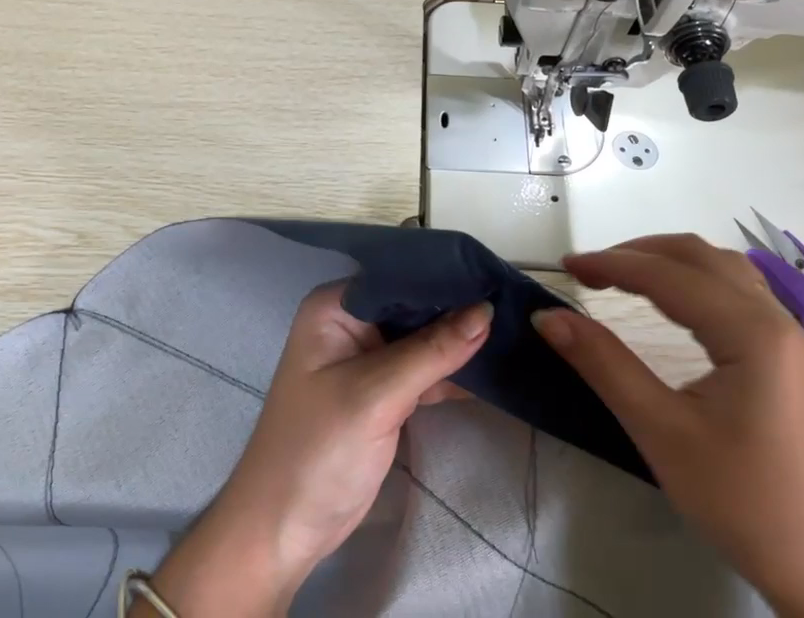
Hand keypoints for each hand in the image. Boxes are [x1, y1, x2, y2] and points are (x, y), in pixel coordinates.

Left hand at [139, 283, 492, 616]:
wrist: (286, 529)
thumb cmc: (317, 451)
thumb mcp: (376, 396)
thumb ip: (432, 351)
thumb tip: (487, 309)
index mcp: (335, 308)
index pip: (399, 276)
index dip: (446, 274)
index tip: (496, 274)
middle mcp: (351, 324)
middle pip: (415, 304)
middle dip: (460, 306)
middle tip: (517, 301)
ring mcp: (367, 360)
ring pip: (424, 338)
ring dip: (462, 339)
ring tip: (517, 326)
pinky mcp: (384, 393)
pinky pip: (426, 369)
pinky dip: (455, 370)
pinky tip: (496, 365)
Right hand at [531, 235, 803, 617]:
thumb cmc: (743, 500)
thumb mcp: (662, 432)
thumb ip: (604, 365)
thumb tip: (549, 316)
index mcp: (750, 331)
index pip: (669, 274)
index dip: (612, 264)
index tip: (565, 267)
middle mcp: (773, 319)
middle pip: (700, 257)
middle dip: (639, 253)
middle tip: (587, 271)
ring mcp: (786, 338)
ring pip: (723, 270)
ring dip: (669, 261)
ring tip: (621, 276)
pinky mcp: (785, 358)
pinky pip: (737, 293)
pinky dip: (694, 281)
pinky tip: (674, 302)